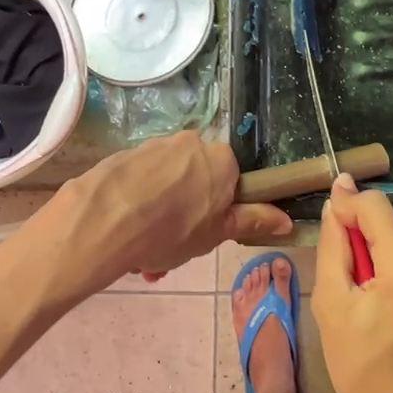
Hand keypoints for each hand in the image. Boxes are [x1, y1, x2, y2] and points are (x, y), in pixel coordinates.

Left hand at [46, 131, 292, 289]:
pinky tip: (125, 231)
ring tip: (144, 250)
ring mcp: (155, 146)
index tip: (206, 231)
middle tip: (174, 247)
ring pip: (167, 182)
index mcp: (220, 159)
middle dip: (187, 212)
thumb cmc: (172, 230)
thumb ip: (252, 222)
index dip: (220, 208)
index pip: (231, 179)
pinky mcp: (125, 154)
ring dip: (160, 212)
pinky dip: (137, 202)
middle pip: (197, 178)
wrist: (105, 218)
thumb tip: (286, 219)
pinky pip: (141, 181)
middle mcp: (190, 143)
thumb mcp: (217, 233)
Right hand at [311, 176, 392, 392]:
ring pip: (391, 248)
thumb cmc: (364, 372)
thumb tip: (338, 198)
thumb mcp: (333, 306)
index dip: (345, 206)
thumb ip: (334, 246)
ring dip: (369, 266)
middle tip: (341, 293)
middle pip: (382, 227)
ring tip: (359, 312)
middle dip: (356, 246)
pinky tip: (378, 318)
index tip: (326, 233)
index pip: (374, 204)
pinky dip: (385, 280)